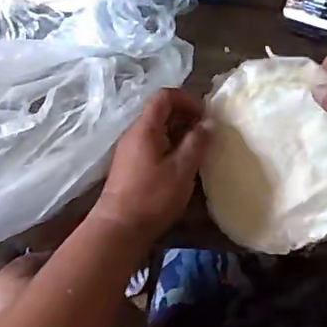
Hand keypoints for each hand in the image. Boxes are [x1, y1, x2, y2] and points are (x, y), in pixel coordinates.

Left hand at [93, 89, 210, 243]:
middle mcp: (134, 133)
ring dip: (179, 132)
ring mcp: (129, 149)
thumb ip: (197, 142)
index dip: (187, 99)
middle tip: (205, 133)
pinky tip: (180, 164)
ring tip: (197, 149)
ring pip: (157, 128)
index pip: (165, 96)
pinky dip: (170, 145)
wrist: (117, 230)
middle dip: (186, 116)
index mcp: (145, 128)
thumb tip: (208, 123)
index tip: (204, 116)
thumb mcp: (182, 168)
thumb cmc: (152, 197)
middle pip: (161, 110)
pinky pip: (152, 143)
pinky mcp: (129, 165)